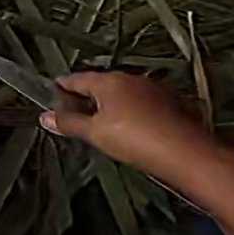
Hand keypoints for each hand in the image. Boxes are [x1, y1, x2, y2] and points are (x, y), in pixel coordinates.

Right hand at [40, 71, 216, 178]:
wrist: (190, 155)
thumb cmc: (134, 139)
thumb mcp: (94, 133)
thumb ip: (68, 123)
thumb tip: (44, 117)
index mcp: (107, 81)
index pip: (76, 79)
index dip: (62, 86)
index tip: (52, 92)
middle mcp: (130, 79)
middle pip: (100, 83)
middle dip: (86, 94)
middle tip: (73, 108)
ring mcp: (154, 90)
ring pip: (122, 92)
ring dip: (109, 102)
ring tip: (99, 118)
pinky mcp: (172, 103)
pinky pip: (141, 101)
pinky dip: (130, 109)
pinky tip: (128, 124)